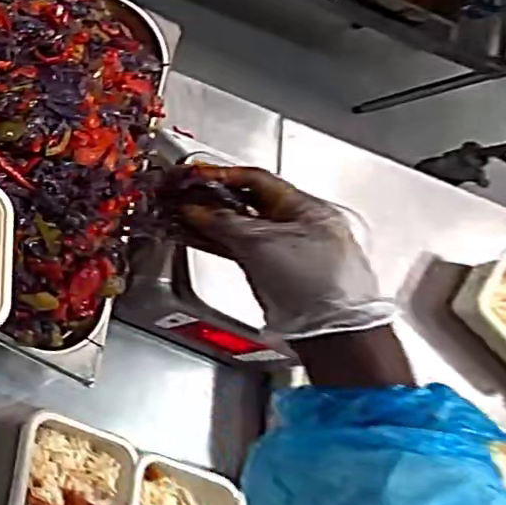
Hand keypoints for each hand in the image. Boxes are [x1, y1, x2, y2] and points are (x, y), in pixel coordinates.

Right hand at [179, 166, 395, 341]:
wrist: (328, 330)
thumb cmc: (315, 282)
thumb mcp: (262, 242)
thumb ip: (222, 221)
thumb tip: (193, 209)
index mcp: (305, 209)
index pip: (256, 180)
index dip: (221, 175)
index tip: (193, 175)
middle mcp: (293, 224)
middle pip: (242, 201)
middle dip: (208, 196)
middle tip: (180, 192)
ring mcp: (279, 245)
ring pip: (233, 223)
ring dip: (204, 218)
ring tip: (177, 212)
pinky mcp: (266, 264)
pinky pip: (231, 243)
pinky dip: (209, 237)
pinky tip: (188, 233)